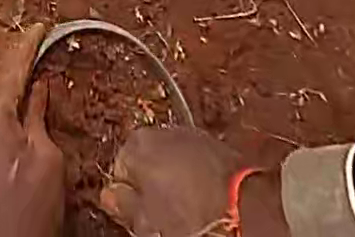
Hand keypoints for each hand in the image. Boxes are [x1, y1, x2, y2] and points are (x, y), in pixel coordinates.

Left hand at [0, 25, 64, 236]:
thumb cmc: (29, 207)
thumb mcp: (45, 155)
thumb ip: (39, 114)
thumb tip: (40, 85)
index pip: (14, 66)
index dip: (30, 44)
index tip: (42, 26)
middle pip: (2, 77)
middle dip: (21, 58)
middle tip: (40, 38)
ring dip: (15, 78)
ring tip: (34, 60)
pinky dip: (10, 98)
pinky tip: (22, 96)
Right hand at [98, 127, 242, 236]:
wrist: (245, 208)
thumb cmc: (191, 217)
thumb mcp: (148, 223)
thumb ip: (124, 206)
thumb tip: (109, 197)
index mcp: (136, 146)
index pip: (119, 171)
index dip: (129, 199)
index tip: (139, 218)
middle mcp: (157, 131)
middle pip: (144, 163)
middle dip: (150, 188)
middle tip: (162, 218)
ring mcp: (186, 135)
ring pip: (168, 161)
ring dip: (172, 181)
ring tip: (186, 210)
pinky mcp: (211, 143)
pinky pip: (192, 161)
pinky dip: (193, 177)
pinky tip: (203, 200)